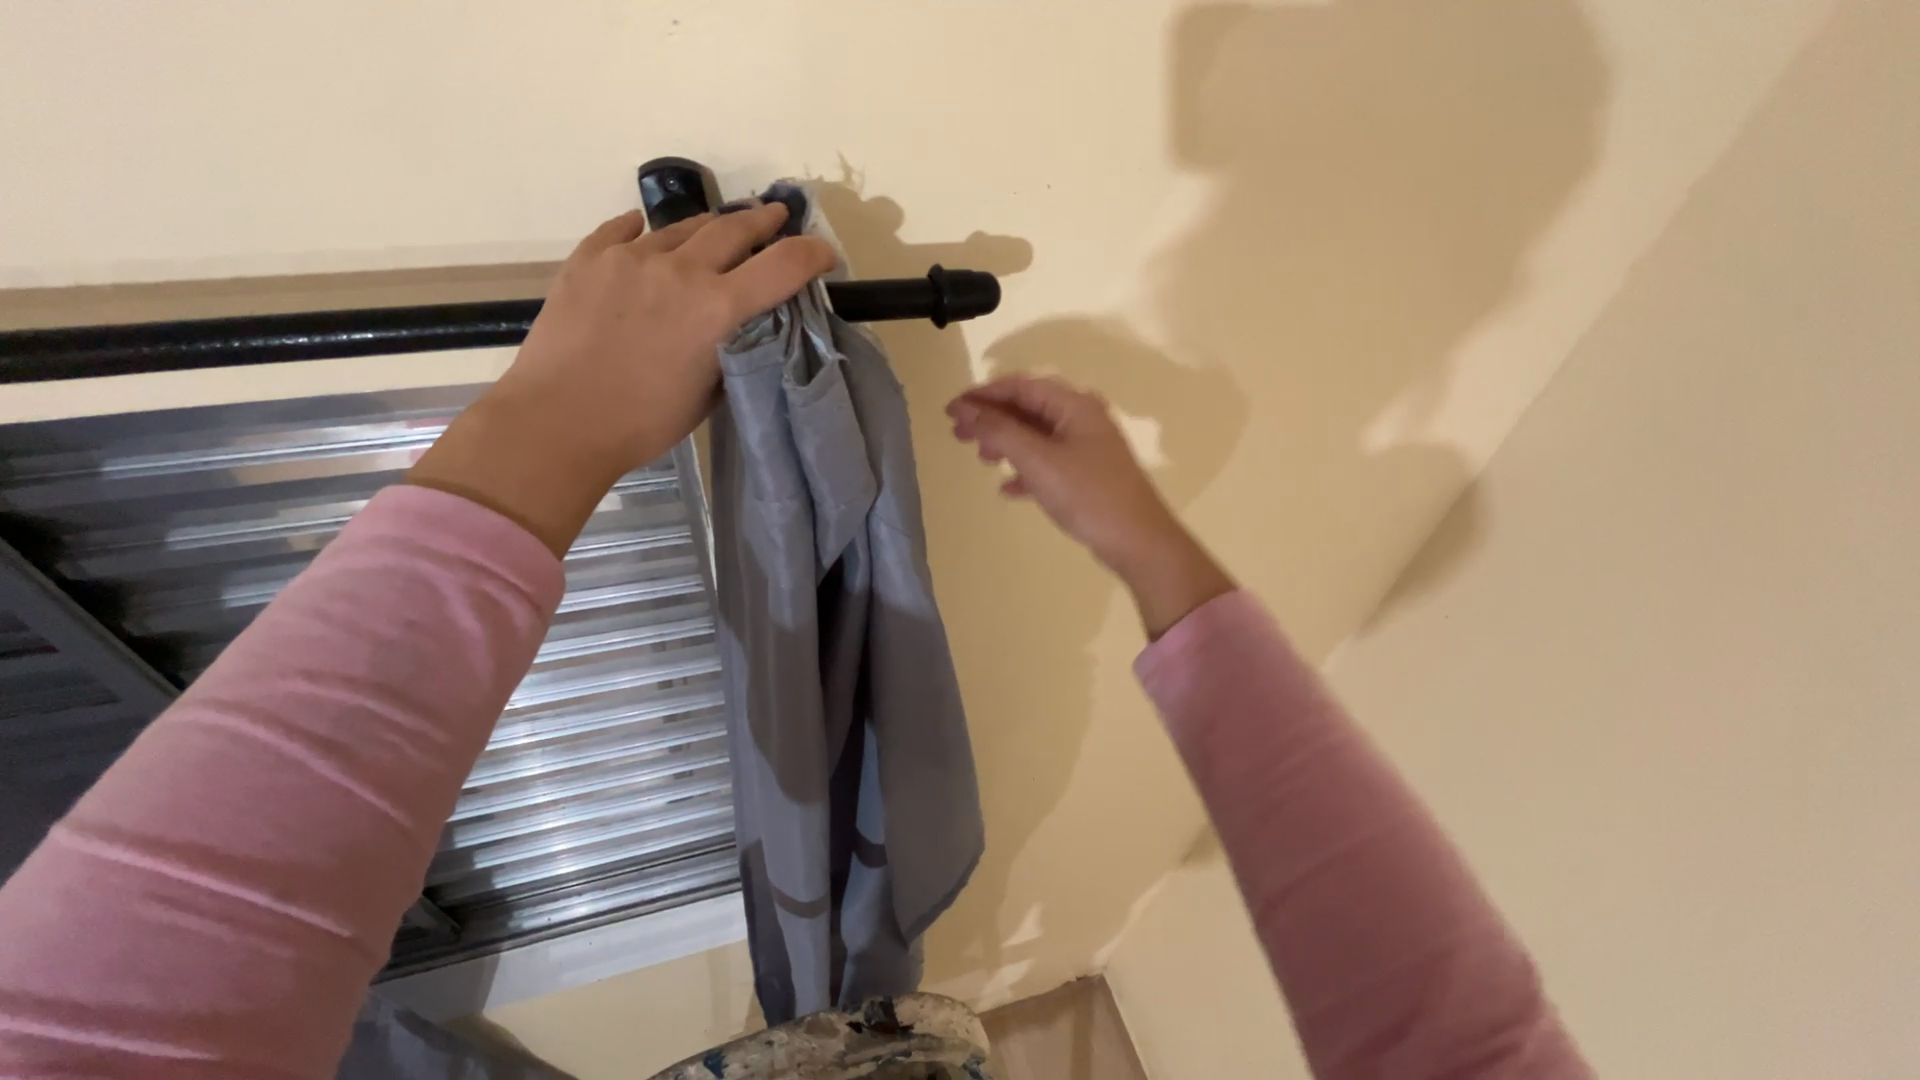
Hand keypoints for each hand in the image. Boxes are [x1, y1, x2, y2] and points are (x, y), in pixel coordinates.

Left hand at [411, 203, 836, 555]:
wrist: (558, 421)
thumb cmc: (643, 423)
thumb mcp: (709, 394)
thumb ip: (733, 352)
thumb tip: (739, 329)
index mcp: (717, 309)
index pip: (782, 267)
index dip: (812, 254)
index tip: (825, 252)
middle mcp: (680, 271)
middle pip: (734, 229)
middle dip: (763, 220)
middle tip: (777, 215)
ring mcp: (630, 259)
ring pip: (681, 227)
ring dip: (709, 225)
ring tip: (720, 226)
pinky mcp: (588, 260)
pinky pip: (622, 231)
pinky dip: (643, 230)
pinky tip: (645, 228)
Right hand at [947, 375, 1234, 637]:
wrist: (1138, 540)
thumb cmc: (1087, 495)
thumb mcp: (1038, 461)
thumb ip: (999, 432)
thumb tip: (966, 409)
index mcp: (1074, 405)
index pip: (1020, 387)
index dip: (982, 395)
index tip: (950, 410)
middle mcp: (1082, 417)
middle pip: (1027, 408)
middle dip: (991, 419)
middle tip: (957, 434)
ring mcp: (1087, 446)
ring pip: (1036, 435)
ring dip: (1006, 443)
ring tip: (981, 459)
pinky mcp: (1088, 474)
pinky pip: (1048, 462)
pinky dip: (1025, 469)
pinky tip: (1008, 488)